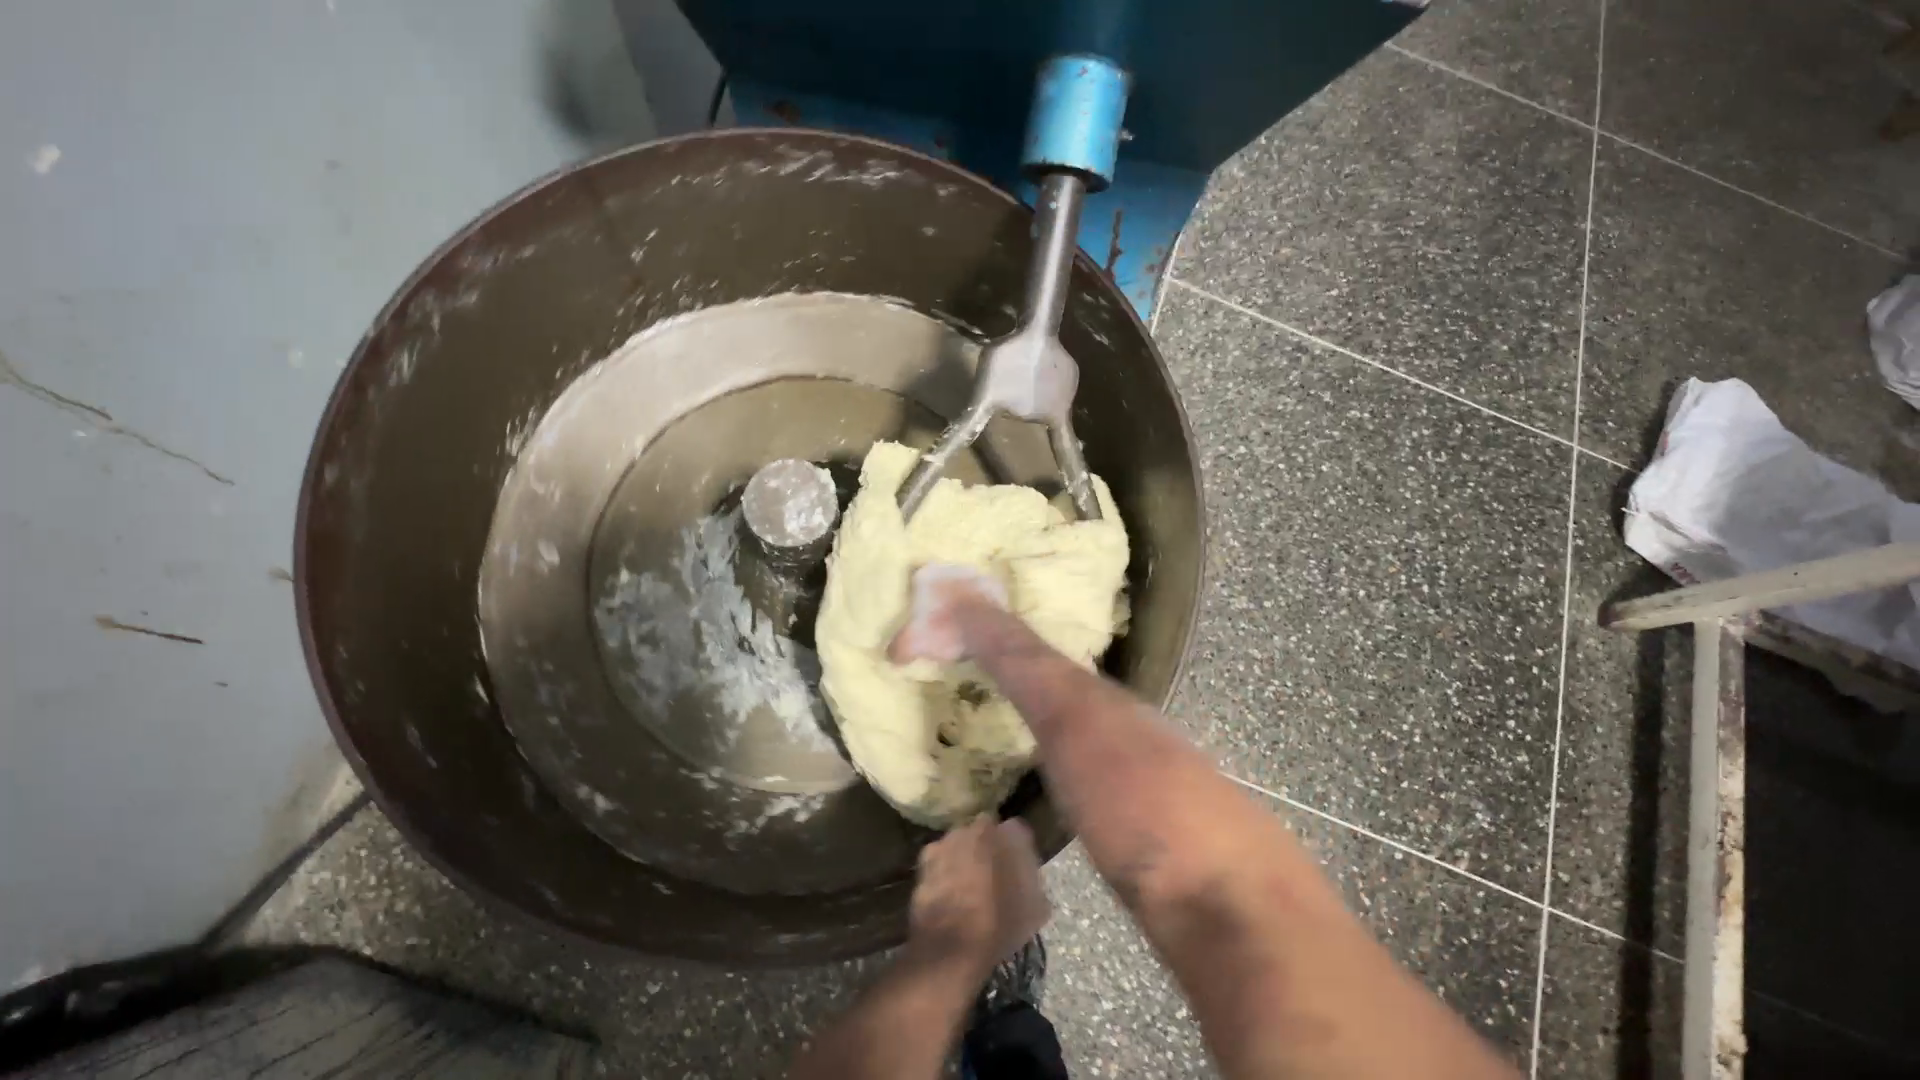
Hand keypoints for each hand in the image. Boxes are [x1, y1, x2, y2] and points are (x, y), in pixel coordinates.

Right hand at [889, 564, 1008, 664]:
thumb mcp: (912, 644)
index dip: (915, 592)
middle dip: (938, 594)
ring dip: (960, 598)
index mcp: (925, 574)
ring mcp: (975, 575)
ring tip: (959, 620)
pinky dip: (980, 605)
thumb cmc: (943, 631)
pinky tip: (978, 620)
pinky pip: (983, 595)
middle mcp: (949, 567)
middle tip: (937, 615)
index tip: (916, 608)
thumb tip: (891, 656)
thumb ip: (899, 648)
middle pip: (940, 579)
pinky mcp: (996, 587)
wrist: (986, 631)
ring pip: (963, 585)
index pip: (914, 576)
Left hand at [907, 816, 1050, 978]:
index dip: (1016, 848)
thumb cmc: (1001, 925)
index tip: (1017, 865)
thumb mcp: (1035, 910)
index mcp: (1011, 835)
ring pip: (961, 840)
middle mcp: (979, 828)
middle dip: (988, 846)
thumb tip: (1027, 876)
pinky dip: (943, 867)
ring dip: (964, 854)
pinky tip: (947, 889)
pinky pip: (940, 856)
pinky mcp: (926, 856)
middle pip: (986, 831)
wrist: (953, 945)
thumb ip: (1033, 882)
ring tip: (967, 883)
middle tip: (992, 872)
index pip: (1017, 830)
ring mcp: (950, 839)